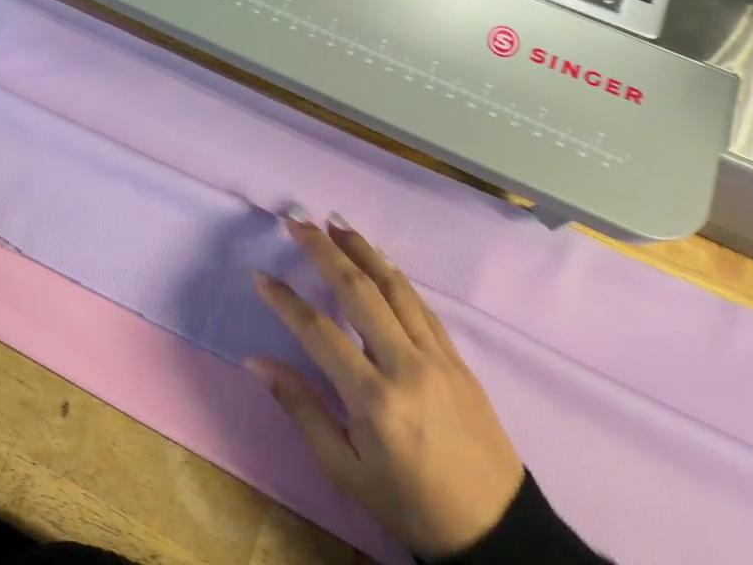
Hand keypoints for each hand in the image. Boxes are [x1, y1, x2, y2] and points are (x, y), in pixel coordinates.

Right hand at [249, 212, 524, 559]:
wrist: (496, 531)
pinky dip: (397, 279)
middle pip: (361, 293)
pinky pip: (424, 309)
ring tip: (336, 224)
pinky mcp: (460, 363)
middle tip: (298, 221)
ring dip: (365, 252)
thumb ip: (301, 407)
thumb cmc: (408, 503)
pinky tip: (382, 262)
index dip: (286, 300)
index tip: (260, 276)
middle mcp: (407, 367)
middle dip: (325, 252)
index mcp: (374, 398)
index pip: (319, 331)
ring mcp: (439, 361)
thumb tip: (256, 362)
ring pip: (397, 291)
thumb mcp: (344, 467)